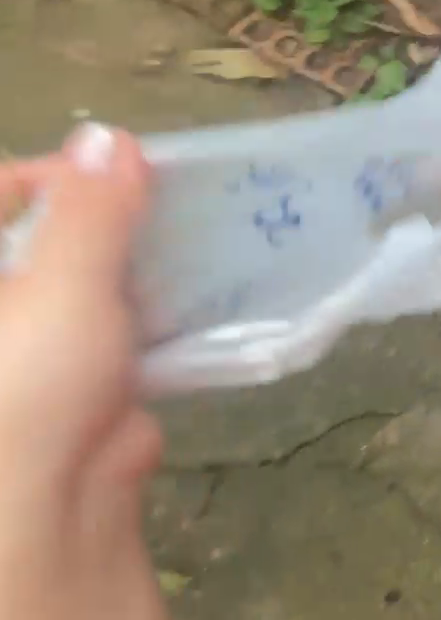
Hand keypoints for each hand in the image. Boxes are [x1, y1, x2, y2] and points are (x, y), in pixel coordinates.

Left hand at [0, 123, 165, 619]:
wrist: (46, 508)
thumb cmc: (23, 392)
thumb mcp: (57, 291)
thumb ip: (88, 216)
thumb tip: (110, 135)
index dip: (51, 178)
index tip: (121, 173)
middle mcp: (3, 304)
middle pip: (50, 235)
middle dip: (118, 212)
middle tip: (183, 197)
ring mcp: (40, 340)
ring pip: (99, 272)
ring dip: (154, 252)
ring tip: (214, 230)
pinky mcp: (88, 369)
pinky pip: (129, 312)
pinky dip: (169, 294)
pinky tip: (215, 280)